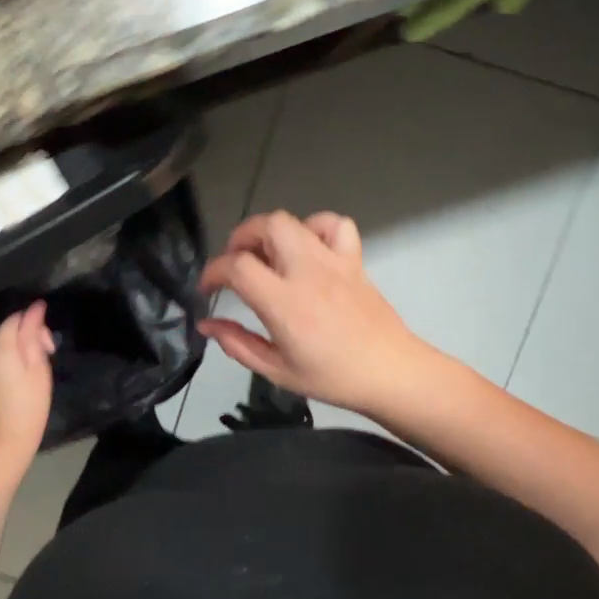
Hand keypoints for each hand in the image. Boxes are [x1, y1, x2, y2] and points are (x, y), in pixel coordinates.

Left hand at [0, 301, 55, 458]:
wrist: (6, 441)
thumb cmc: (30, 405)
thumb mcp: (38, 368)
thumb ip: (34, 336)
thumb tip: (35, 310)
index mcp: (0, 347)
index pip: (16, 319)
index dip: (35, 325)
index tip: (51, 346)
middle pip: (8, 332)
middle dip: (29, 338)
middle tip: (48, 359)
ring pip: (3, 348)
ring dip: (21, 351)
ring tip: (37, 373)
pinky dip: (11, 363)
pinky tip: (23, 381)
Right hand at [196, 211, 433, 417]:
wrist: (390, 372)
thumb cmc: (331, 377)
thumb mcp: (276, 370)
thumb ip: (237, 344)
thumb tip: (207, 325)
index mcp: (283, 302)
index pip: (237, 266)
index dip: (213, 272)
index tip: (207, 290)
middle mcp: (307, 272)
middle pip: (267, 226)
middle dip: (241, 237)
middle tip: (234, 262)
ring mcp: (333, 261)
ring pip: (296, 220)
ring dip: (272, 231)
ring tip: (267, 254)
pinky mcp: (354, 260)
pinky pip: (334, 225)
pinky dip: (314, 228)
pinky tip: (308, 249)